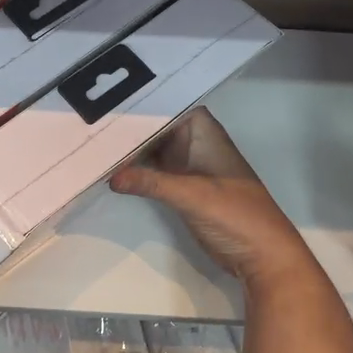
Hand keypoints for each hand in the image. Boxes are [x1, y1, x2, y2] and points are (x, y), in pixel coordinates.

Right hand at [108, 108, 319, 287]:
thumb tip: (111, 177)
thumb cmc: (238, 216)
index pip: (175, 104)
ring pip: (152, 148)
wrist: (261, 256)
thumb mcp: (194, 196)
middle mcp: (194, 146)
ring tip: (91, 136)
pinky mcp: (179, 188)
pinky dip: (133, 168)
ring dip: (129, 145)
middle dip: (130, 121)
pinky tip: (107, 166)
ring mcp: (186, 168)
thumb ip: (152, 183)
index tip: (113, 96)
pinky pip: (151, 171)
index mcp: (206, 137)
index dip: (148, 98)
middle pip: (158, 125)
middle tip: (91, 115)